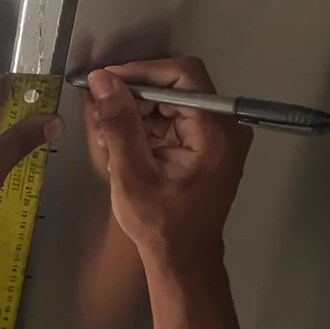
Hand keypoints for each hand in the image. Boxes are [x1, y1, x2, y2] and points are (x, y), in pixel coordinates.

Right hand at [82, 58, 249, 266]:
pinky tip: (125, 141)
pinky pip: (177, 117)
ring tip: (109, 131)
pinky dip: (148, 123)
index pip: (183, 77)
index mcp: (216, 132)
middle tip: (102, 108)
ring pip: (175, 99)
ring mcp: (221, 135)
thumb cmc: (159, 223)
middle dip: (137, 92)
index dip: (141, 72)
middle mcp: (227, 126)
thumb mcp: (132, 173)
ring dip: (139, 109)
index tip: (105, 81)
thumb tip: (102, 81)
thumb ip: (120, 123)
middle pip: (180, 85)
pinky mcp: (209, 143)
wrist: (182, 256)